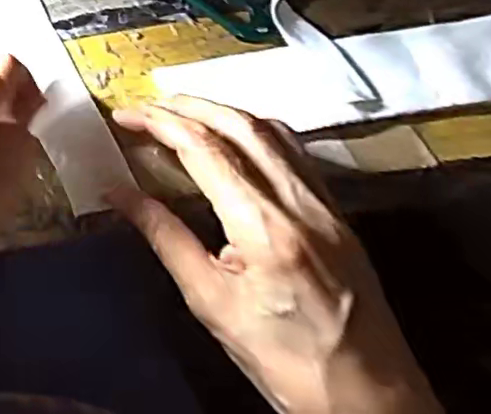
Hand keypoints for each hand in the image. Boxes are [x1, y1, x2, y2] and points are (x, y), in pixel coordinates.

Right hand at [111, 95, 441, 413]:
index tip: (122, 116)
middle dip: (185, 106)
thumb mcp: (208, 299)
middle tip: (143, 107)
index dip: (157, 122)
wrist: (375, 409)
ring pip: (273, 133)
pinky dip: (252, 131)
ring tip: (178, 113)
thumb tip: (115, 190)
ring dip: (220, 111)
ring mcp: (331, 212)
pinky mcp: (342, 220)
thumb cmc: (284, 360)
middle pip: (241, 127)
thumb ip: (162, 234)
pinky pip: (295, 154)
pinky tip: (227, 138)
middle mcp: (304, 209)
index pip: (204, 149)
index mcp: (266, 229)